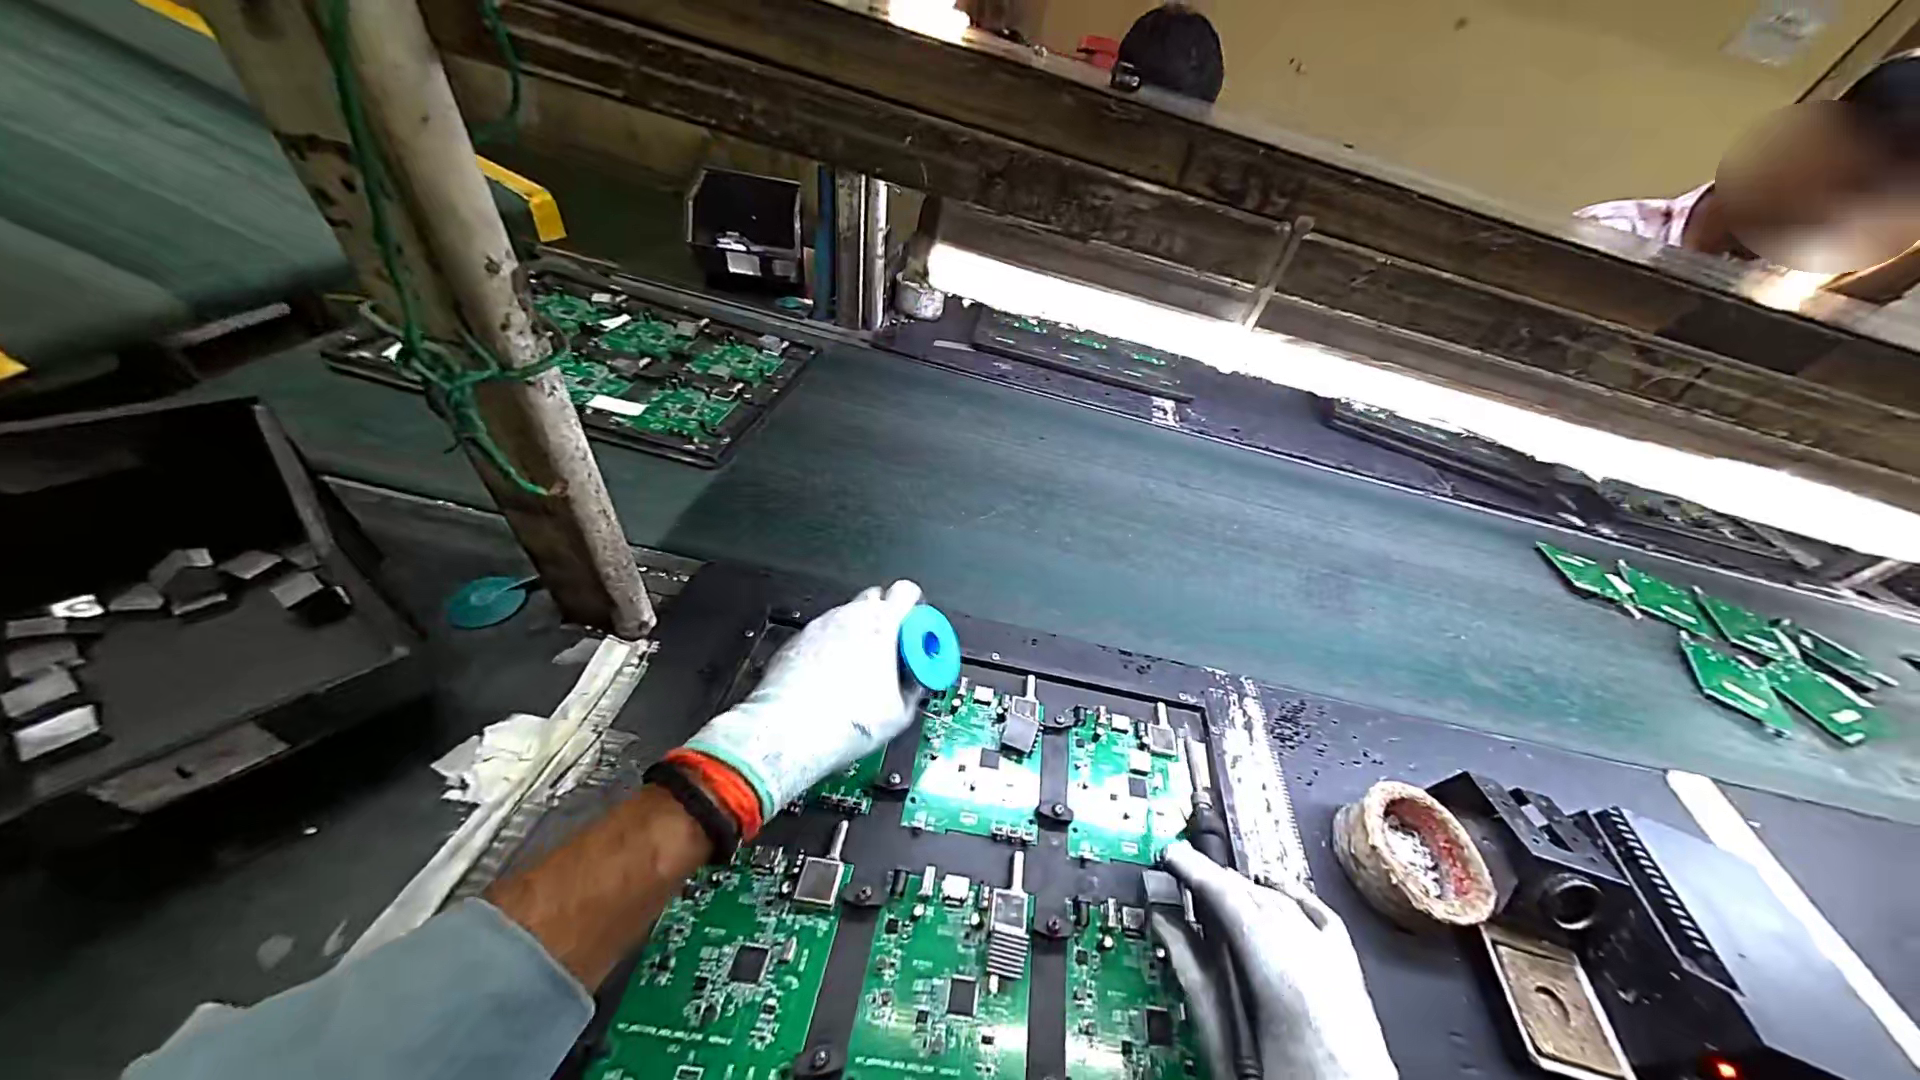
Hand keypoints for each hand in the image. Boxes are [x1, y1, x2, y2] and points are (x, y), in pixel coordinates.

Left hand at [683, 580, 923, 819]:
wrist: (788, 734)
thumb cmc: (843, 721)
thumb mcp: (900, 711)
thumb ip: (914, 684)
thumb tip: (917, 681)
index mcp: (881, 623)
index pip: (907, 591)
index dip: (915, 610)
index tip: (916, 634)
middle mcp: (848, 615)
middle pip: (876, 599)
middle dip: (887, 621)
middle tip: (891, 654)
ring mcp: (818, 626)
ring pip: (846, 619)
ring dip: (856, 637)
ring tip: (856, 677)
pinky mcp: (794, 642)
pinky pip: (820, 637)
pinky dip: (828, 651)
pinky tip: (829, 683)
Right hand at [1155, 841, 1397, 1079]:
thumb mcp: (1226, 1052)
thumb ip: (1197, 984)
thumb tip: (1168, 929)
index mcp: (1287, 989)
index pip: (1235, 905)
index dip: (1199, 871)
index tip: (1173, 854)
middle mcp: (1320, 973)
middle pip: (1259, 902)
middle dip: (1218, 879)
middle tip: (1182, 869)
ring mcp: (1341, 977)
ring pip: (1288, 907)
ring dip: (1247, 889)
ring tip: (1214, 882)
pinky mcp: (1353, 986)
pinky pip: (1324, 923)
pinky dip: (1295, 899)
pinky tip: (1276, 888)